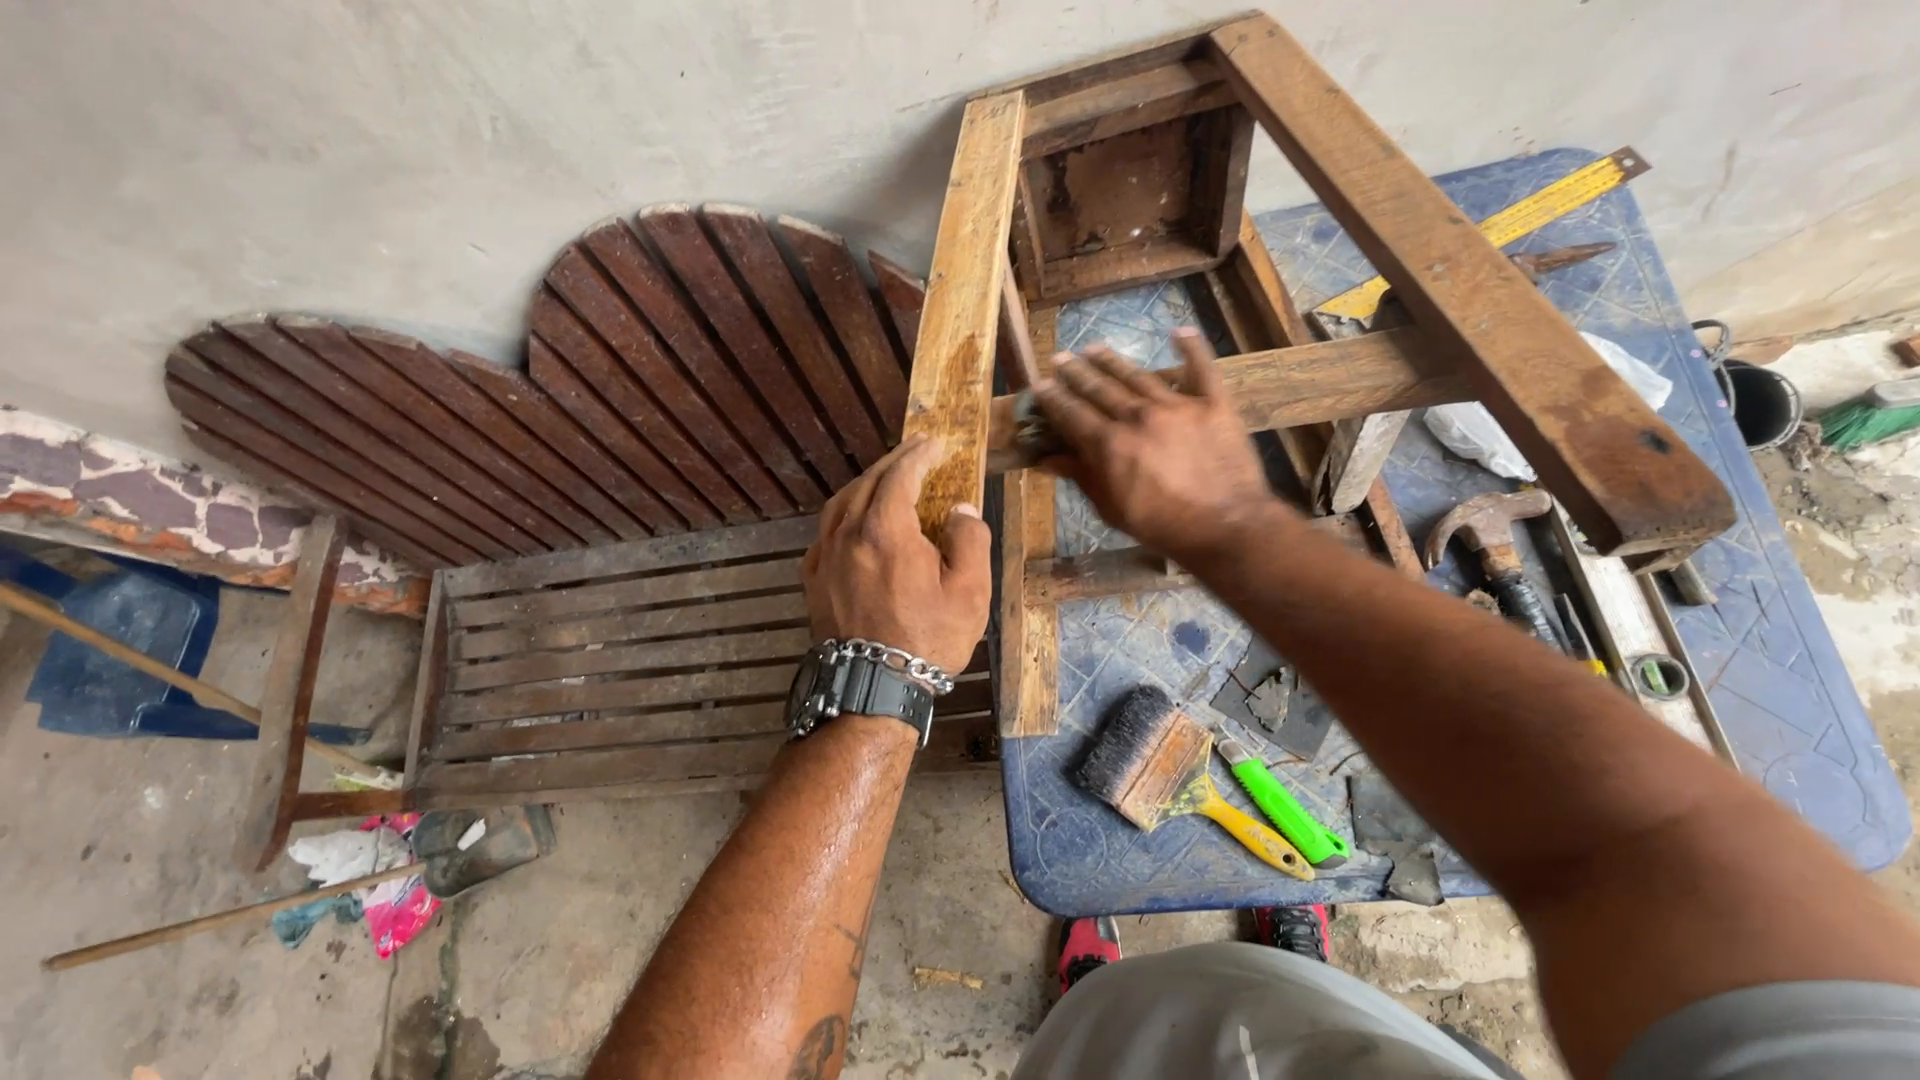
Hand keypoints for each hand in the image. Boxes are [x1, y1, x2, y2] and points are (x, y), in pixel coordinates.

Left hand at [801, 435, 991, 674]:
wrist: (874, 687)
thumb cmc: (929, 639)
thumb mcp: (970, 591)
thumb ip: (969, 540)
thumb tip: (959, 509)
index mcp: (886, 531)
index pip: (900, 477)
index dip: (919, 455)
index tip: (934, 443)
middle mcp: (848, 535)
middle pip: (867, 482)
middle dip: (893, 462)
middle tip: (915, 451)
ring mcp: (825, 557)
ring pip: (841, 503)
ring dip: (865, 483)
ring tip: (886, 478)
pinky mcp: (814, 579)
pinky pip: (826, 531)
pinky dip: (844, 513)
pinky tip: (854, 519)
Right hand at [1032, 328, 1284, 559]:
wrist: (1225, 526)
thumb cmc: (1163, 526)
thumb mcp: (1112, 509)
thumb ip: (1081, 477)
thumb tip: (1046, 460)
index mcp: (1110, 444)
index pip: (1073, 414)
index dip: (1054, 399)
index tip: (1041, 384)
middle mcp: (1138, 416)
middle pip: (1100, 388)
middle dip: (1077, 373)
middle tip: (1061, 358)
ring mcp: (1178, 406)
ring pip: (1138, 375)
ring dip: (1113, 361)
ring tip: (1094, 348)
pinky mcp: (1213, 404)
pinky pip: (1202, 369)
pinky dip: (1191, 348)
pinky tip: (1178, 332)